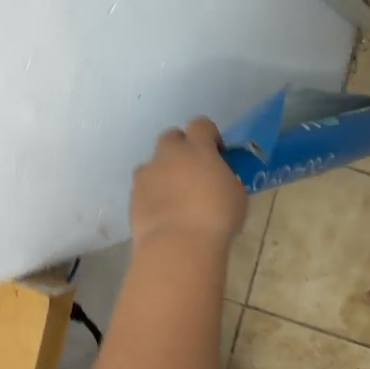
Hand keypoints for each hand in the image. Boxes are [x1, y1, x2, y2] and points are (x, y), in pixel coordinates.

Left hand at [130, 118, 247, 251]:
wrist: (179, 243)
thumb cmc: (218, 217)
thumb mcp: (236, 193)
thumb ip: (224, 177)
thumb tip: (217, 178)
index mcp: (198, 149)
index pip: (201, 125)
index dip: (209, 134)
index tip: (217, 152)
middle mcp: (169, 154)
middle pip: (172, 137)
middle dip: (182, 148)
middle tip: (195, 170)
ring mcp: (147, 173)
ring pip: (155, 163)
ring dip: (166, 171)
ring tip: (178, 195)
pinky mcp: (134, 195)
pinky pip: (145, 185)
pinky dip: (154, 192)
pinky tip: (166, 211)